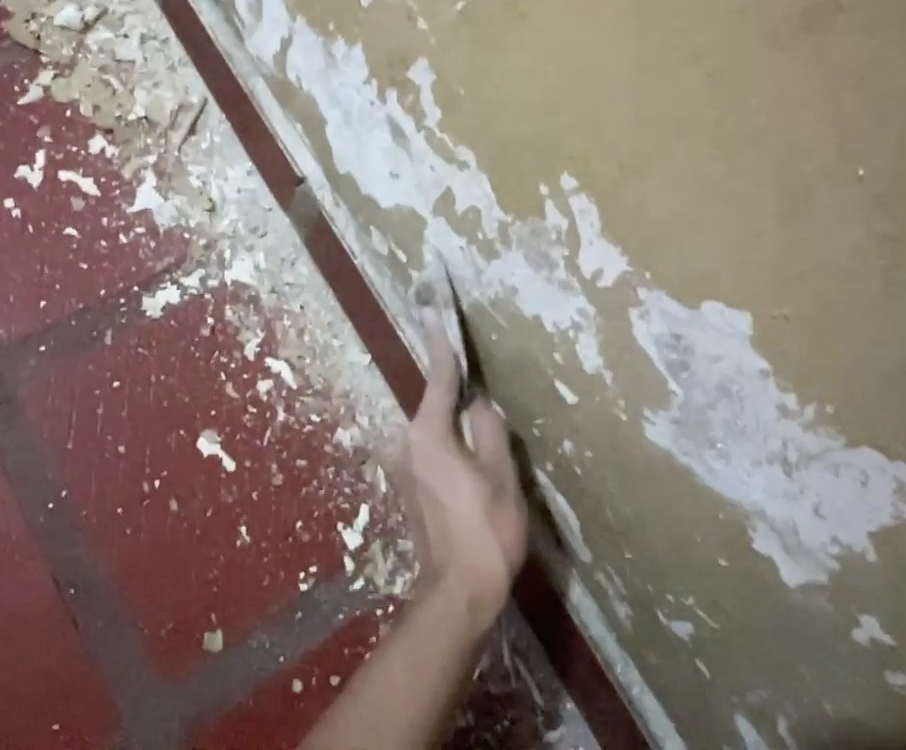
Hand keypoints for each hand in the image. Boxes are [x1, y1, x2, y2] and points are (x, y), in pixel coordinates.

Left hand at [402, 308, 526, 632]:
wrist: (457, 591)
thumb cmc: (486, 530)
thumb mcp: (501, 474)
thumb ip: (489, 430)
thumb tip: (479, 403)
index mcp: (428, 434)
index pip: (439, 380)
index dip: (442, 348)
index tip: (434, 315)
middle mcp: (407, 444)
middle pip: (436, 407)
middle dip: (457, 394)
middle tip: (477, 376)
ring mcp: (405, 469)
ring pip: (437, 433)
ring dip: (458, 428)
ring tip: (486, 431)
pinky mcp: (412, 489)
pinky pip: (435, 454)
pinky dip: (453, 450)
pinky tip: (475, 465)